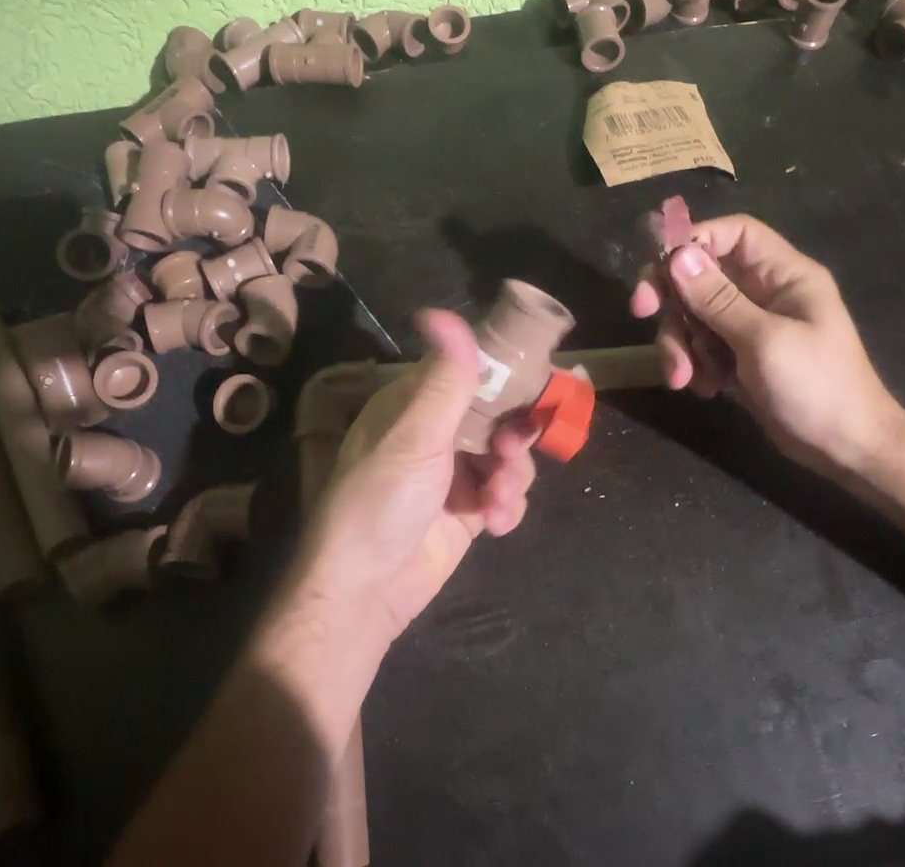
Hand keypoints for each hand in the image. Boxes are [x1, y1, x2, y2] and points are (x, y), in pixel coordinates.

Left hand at [285, 310, 538, 647]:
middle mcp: (434, 432)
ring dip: (513, 476)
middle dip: (514, 433)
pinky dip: (507, 506)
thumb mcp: (414, 438)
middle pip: (497, 413)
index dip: (504, 373)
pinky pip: (506, 494)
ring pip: (508, 455)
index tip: (540, 377)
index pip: (467, 370)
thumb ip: (444, 382)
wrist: (365, 591)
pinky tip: (495, 523)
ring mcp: (452, 473)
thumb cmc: (380, 503)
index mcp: (413, 405)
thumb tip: (442, 313)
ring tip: (497, 500)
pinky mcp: (467, 511)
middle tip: (514, 448)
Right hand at [630, 214, 902, 470]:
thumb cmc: (817, 386)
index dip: (695, 240)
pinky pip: (702, 346)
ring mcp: (750, 326)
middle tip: (643, 314)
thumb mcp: (763, 340)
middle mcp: (764, 293)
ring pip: (694, 315)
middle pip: (702, 275)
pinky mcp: (739, 357)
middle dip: (672, 298)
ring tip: (683, 377)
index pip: (734, 233)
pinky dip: (694, 364)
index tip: (659, 266)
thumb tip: (678, 255)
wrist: (845, 449)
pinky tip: (705, 389)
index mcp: (783, 275)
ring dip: (680, 342)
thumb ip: (718, 299)